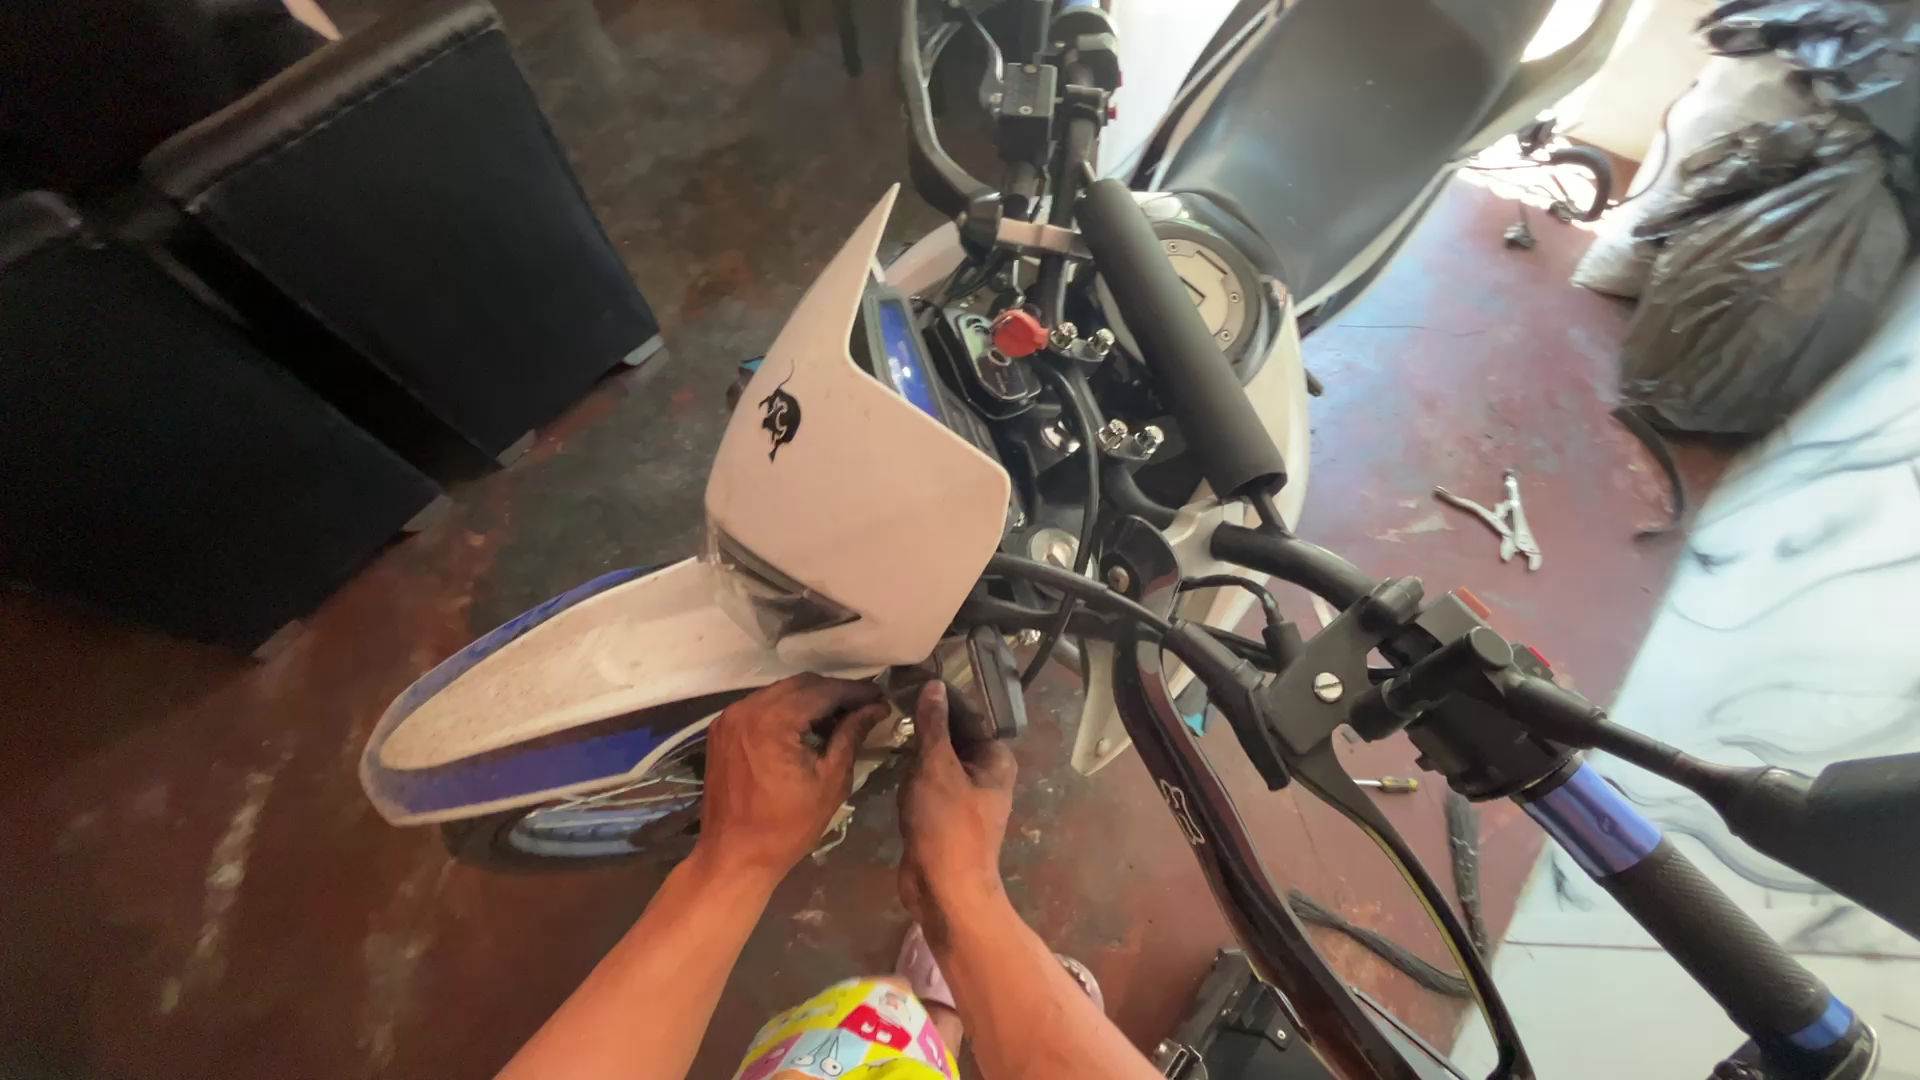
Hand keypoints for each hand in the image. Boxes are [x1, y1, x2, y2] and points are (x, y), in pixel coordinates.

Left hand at [695, 674, 890, 882]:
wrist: (732, 857)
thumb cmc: (786, 827)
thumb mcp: (830, 781)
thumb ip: (851, 735)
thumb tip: (876, 708)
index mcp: (773, 721)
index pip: (823, 691)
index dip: (855, 691)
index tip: (879, 697)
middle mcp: (748, 708)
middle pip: (801, 684)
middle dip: (834, 692)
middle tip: (863, 706)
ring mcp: (730, 717)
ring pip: (781, 691)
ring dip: (811, 699)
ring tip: (838, 717)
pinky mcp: (723, 728)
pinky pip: (762, 705)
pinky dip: (787, 710)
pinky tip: (806, 727)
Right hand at [898, 681, 1017, 942]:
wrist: (944, 892)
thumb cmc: (947, 825)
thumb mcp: (937, 768)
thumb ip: (933, 725)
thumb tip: (934, 685)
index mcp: (995, 758)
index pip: (970, 713)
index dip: (942, 695)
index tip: (912, 676)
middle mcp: (985, 771)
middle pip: (955, 732)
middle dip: (927, 717)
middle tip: (893, 692)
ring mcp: (964, 792)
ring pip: (939, 756)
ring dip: (917, 741)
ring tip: (887, 714)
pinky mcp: (943, 810)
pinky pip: (928, 778)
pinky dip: (912, 766)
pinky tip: (889, 751)